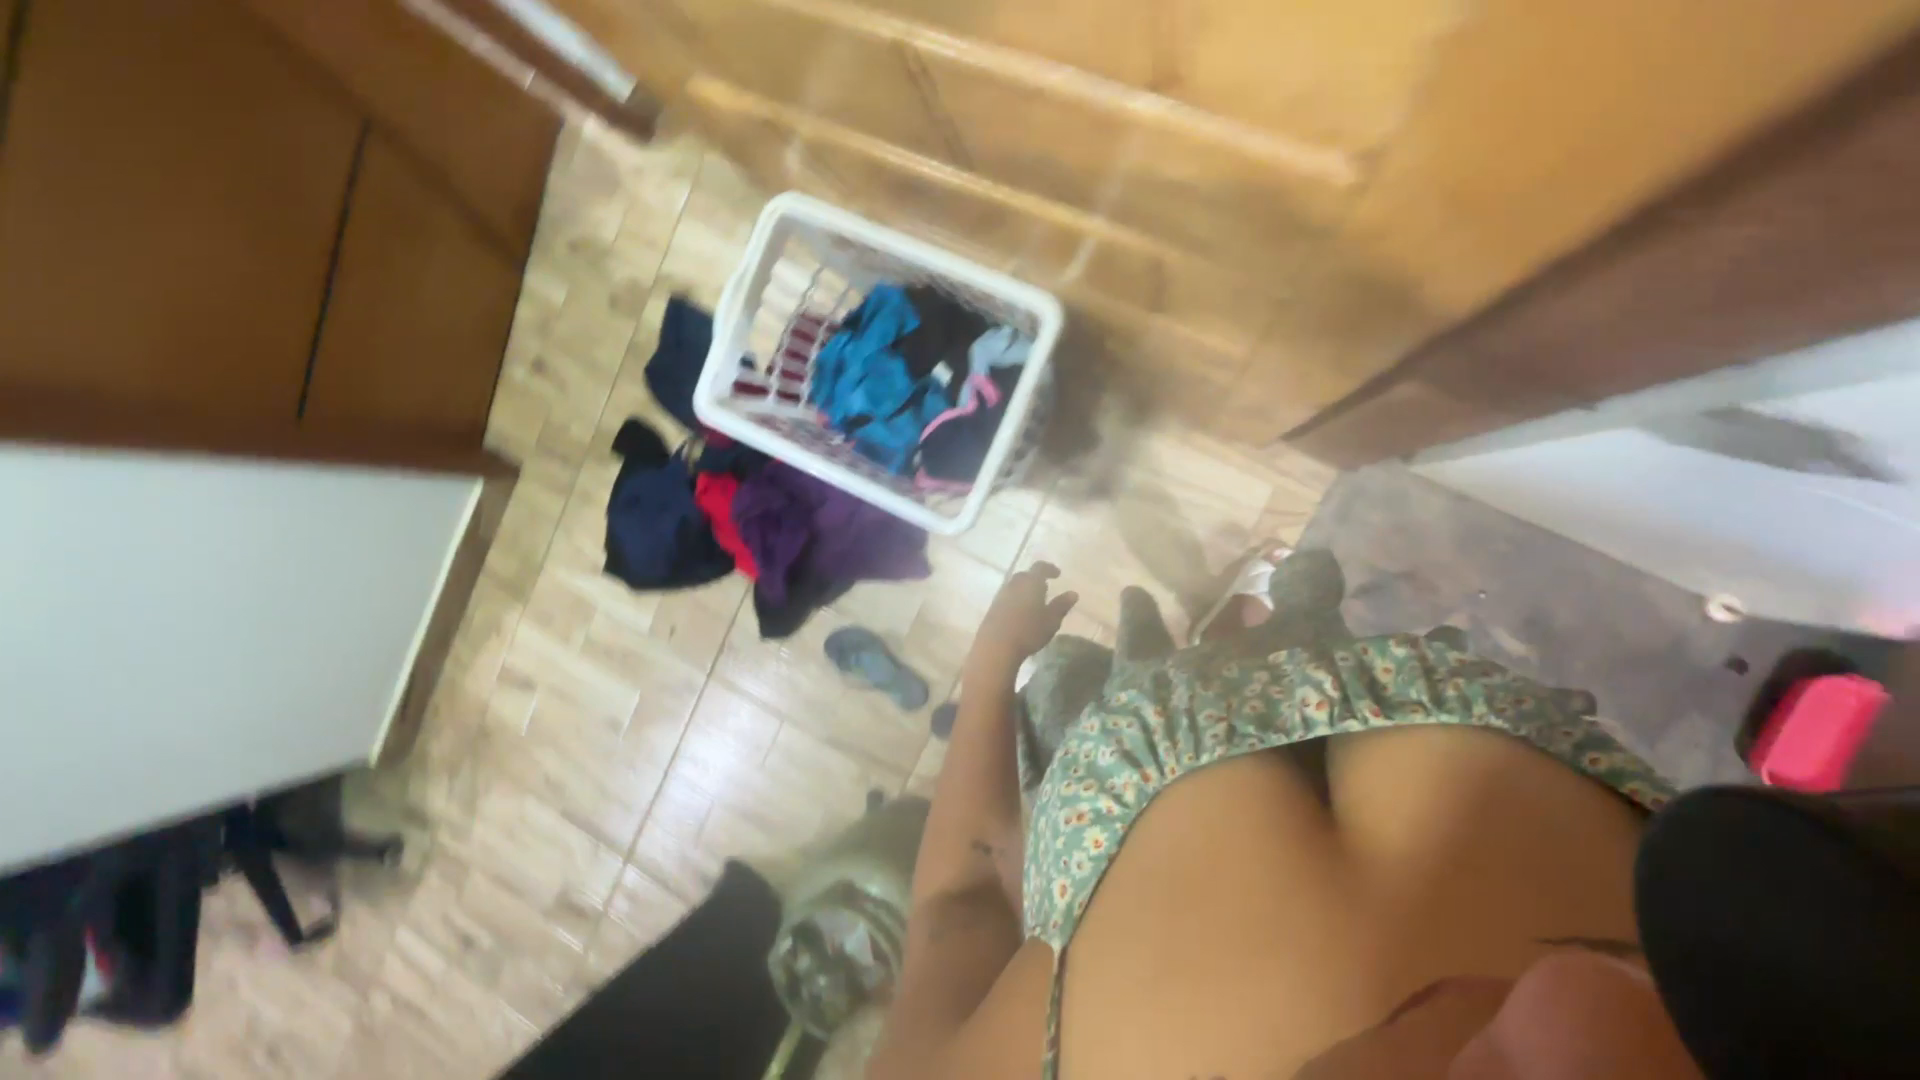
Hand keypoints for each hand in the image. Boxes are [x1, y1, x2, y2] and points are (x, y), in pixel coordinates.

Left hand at [969, 562, 1076, 675]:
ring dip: (1024, 590)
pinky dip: (1015, 600)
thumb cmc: (1028, 631)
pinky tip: (1020, 613)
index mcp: (1030, 583)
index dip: (1049, 568)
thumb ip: (1061, 605)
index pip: (1039, 567)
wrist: (995, 646)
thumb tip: (1073, 593)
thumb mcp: (1051, 620)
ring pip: (1014, 586)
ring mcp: (1000, 596)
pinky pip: (1007, 598)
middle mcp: (1013, 585)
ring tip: (1033, 602)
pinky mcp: (992, 608)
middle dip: (1035, 579)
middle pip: (1025, 576)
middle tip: (1045, 588)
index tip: (1057, 574)